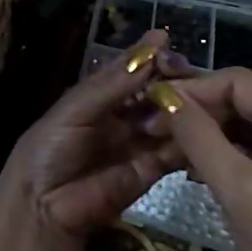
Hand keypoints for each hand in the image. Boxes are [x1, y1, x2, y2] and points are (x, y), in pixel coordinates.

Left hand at [0, 32, 190, 250]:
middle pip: (153, 94)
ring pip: (169, 119)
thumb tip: (151, 46)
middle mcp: (118, 117)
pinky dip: (190, 139)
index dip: (147, 58)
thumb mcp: (75, 110)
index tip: (168, 42)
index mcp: (94, 98)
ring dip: (186, 108)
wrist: (43, 207)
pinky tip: (206, 127)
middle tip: (194, 73)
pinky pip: (175, 150)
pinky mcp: (151, 170)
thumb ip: (113, 84)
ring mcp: (135, 142)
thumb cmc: (49, 149)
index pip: (128, 72)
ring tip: (208, 96)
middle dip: (173, 82)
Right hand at [158, 67, 251, 250]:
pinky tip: (204, 167)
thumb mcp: (234, 186)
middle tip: (157, 131)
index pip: (241, 83)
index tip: (153, 106)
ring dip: (214, 133)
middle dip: (201, 113)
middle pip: (249, 100)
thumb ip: (196, 135)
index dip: (193, 90)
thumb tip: (164, 97)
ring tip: (174, 150)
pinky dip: (235, 151)